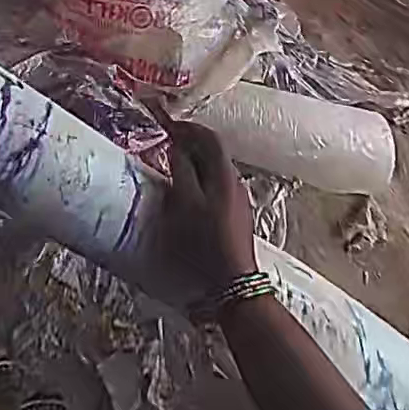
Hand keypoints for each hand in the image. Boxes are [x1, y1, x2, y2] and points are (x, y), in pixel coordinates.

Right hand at [159, 116, 257, 288]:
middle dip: (191, 143)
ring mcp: (239, 199)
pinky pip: (218, 184)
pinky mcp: (237, 214)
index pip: (210, 138)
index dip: (190, 128)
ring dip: (196, 161)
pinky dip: (202, 177)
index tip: (170, 126)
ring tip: (174, 166)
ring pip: (216, 169)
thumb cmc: (205, 239)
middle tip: (168, 144)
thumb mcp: (185, 201)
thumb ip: (181, 169)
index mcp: (225, 174)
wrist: (233, 282)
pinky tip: (189, 191)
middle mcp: (236, 182)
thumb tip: (176, 148)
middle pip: (214, 152)